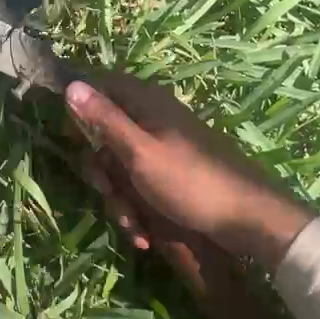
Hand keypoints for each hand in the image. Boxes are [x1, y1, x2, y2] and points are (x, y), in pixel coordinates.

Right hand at [66, 73, 313, 267]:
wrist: (248, 219)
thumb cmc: (189, 181)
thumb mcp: (139, 152)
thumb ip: (104, 119)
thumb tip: (71, 85)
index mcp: (145, 102)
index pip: (100, 86)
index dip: (81, 110)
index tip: (73, 139)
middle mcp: (153, 117)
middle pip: (106, 133)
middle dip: (102, 170)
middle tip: (108, 190)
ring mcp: (164, 146)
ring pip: (122, 165)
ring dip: (120, 198)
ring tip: (134, 225)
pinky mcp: (173, 173)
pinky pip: (142, 184)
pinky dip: (139, 208)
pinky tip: (145, 234)